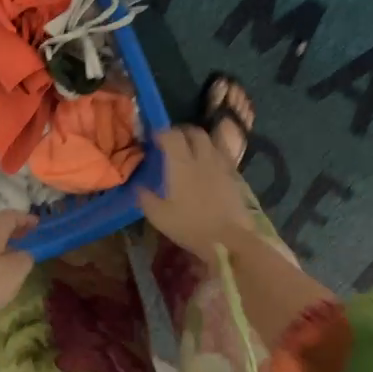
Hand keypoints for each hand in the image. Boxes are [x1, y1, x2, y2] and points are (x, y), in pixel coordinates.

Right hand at [136, 127, 251, 260]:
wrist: (230, 239)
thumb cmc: (191, 226)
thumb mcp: (159, 217)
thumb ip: (146, 198)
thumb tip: (138, 187)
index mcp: (181, 164)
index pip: (171, 135)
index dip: (161, 133)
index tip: (153, 139)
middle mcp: (202, 158)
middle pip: (195, 132)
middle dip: (182, 132)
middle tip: (172, 142)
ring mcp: (221, 166)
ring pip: (211, 141)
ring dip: (199, 141)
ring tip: (191, 151)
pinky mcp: (234, 177)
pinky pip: (222, 156)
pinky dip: (213, 154)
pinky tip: (208, 168)